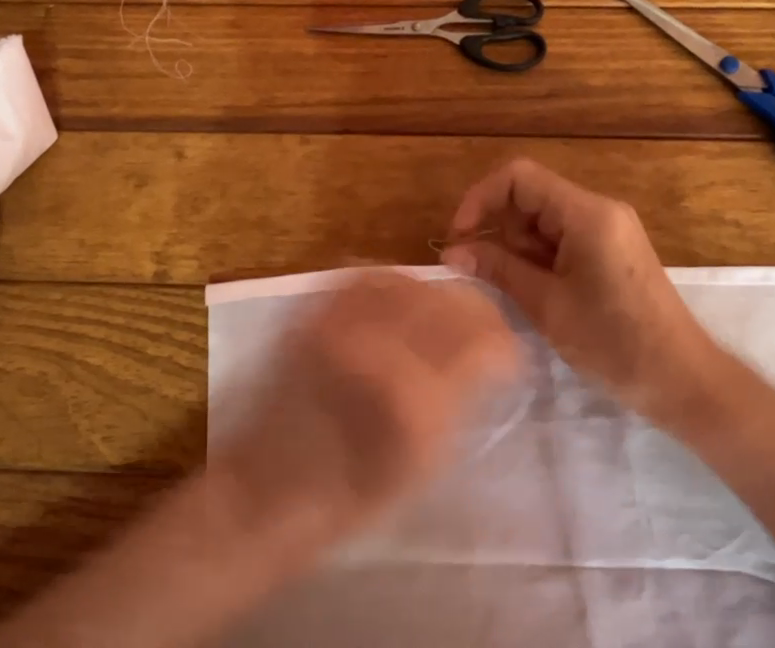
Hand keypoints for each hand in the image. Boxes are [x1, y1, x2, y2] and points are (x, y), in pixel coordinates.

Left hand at [210, 268, 517, 552]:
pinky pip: (359, 277)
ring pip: (404, 281)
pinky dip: (388, 283)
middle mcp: (376, 347)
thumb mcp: (423, 462)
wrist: (266, 488)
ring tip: (440, 315)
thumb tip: (487, 362)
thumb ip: (459, 401)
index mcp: (415, 397)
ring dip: (432, 295)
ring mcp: (336, 325)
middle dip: (474, 314)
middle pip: (444, 300)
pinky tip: (396, 302)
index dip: (503, 343)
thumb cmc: (351, 496)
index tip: (508, 356)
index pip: (480, 340)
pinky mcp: (308, 315)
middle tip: (481, 332)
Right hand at [442, 158, 721, 424]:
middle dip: (502, 232)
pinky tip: (544, 295)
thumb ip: (497, 269)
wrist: (683, 380)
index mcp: (586, 213)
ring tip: (530, 296)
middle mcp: (599, 210)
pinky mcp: (612, 251)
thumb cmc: (613, 342)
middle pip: (529, 197)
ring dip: (521, 251)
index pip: (518, 178)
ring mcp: (609, 230)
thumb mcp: (546, 305)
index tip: (460, 238)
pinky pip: (562, 238)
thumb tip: (452, 252)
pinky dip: (541, 260)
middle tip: (499, 279)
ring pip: (542, 220)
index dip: (480, 199)